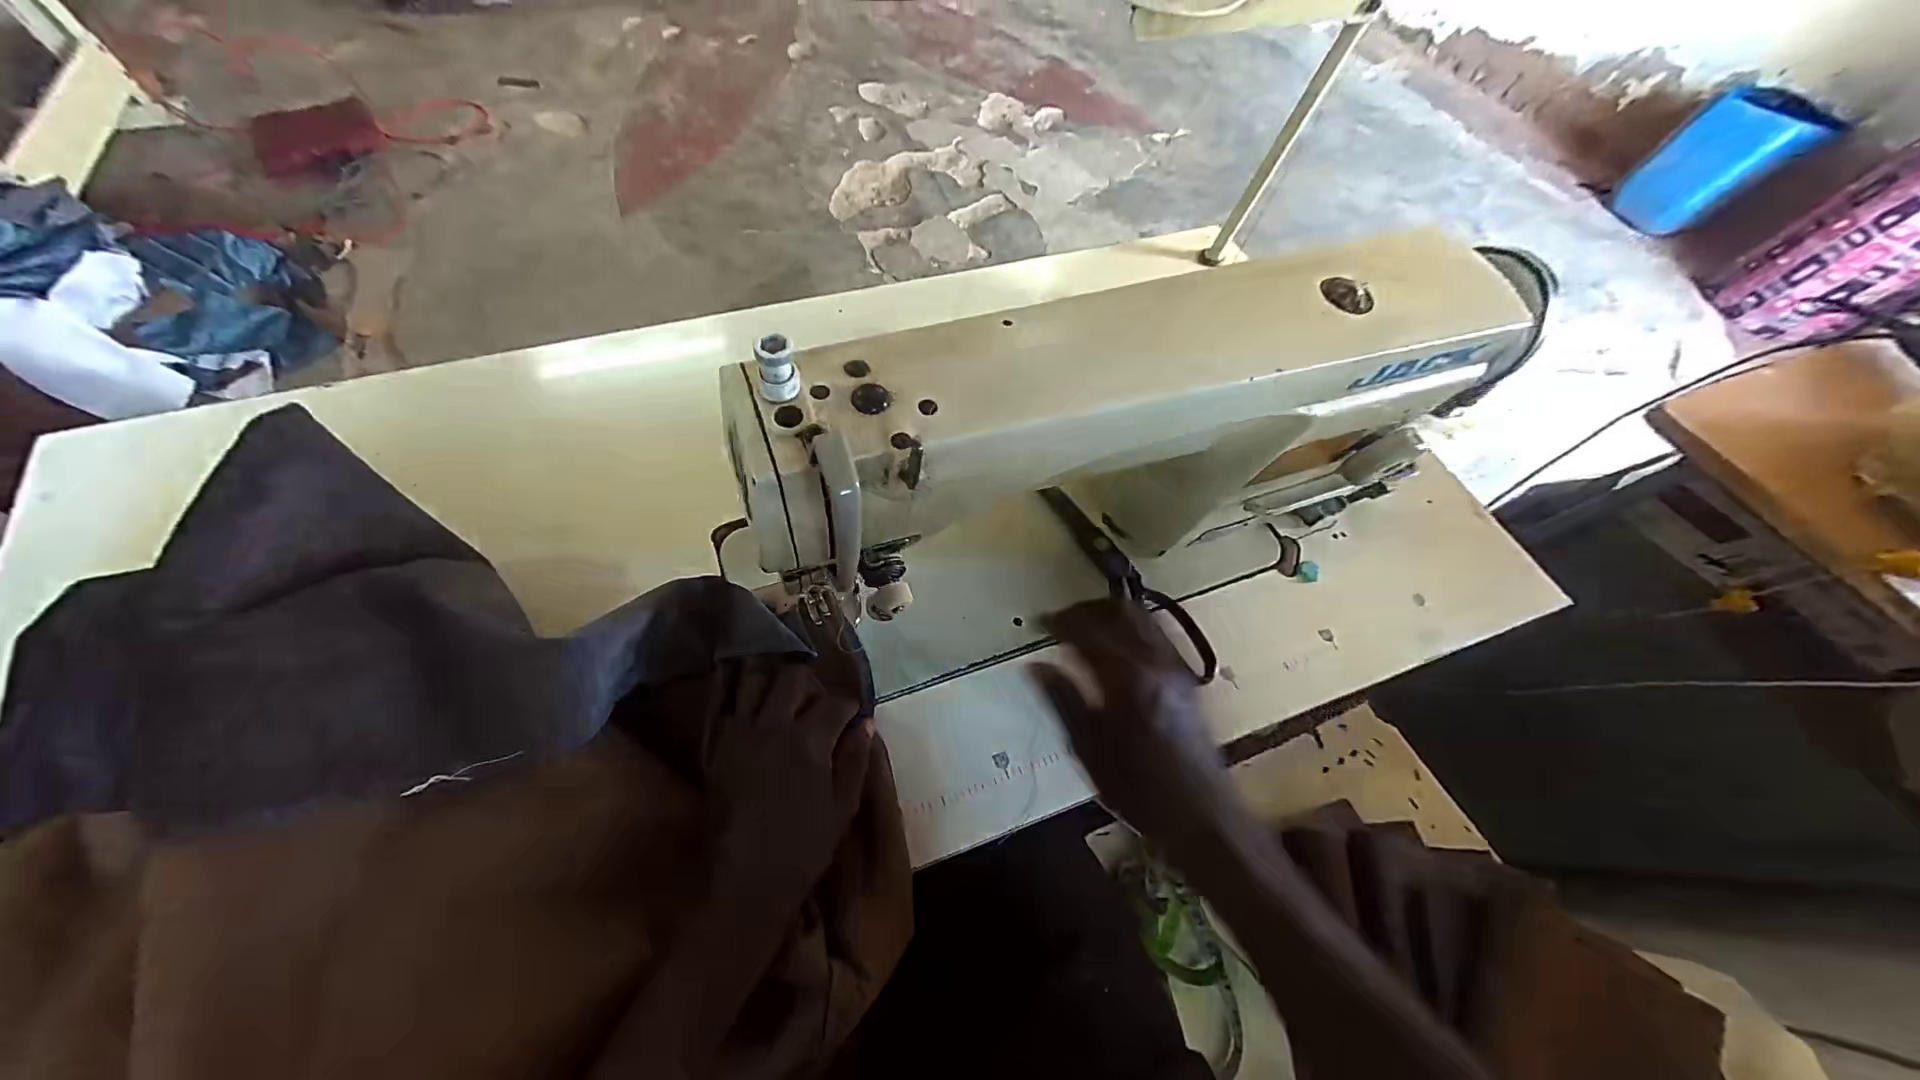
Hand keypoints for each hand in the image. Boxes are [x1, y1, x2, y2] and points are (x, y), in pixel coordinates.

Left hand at [706, 658, 871, 898]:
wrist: (744, 880)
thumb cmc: (803, 848)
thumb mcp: (843, 807)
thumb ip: (856, 759)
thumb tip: (866, 724)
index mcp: (809, 741)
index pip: (836, 701)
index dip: (850, 704)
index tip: (854, 714)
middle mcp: (773, 726)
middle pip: (793, 676)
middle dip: (813, 683)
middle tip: (820, 704)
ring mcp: (740, 733)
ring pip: (755, 679)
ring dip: (775, 682)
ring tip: (787, 701)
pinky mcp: (718, 745)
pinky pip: (730, 705)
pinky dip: (746, 700)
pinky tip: (759, 714)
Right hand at [1032, 600, 1239, 849]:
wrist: (1203, 816)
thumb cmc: (1140, 793)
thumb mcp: (1089, 753)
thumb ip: (1063, 701)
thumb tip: (1036, 666)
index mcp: (1128, 681)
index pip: (1088, 631)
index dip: (1059, 621)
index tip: (1038, 622)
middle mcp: (1156, 664)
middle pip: (1119, 611)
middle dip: (1085, 609)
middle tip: (1060, 621)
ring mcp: (1177, 668)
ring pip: (1142, 617)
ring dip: (1110, 614)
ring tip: (1084, 629)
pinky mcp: (1187, 677)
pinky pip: (1156, 633)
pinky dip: (1131, 627)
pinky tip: (1115, 646)